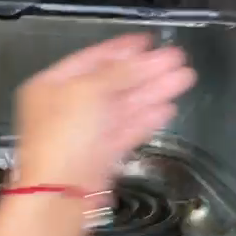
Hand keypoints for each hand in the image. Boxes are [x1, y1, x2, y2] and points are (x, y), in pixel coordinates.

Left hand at [11, 35, 195, 193]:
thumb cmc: (61, 139)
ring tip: (183, 78)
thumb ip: (119, 72)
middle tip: (176, 58)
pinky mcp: (100, 157)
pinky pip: (126, 131)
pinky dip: (147, 119)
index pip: (91, 60)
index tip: (148, 41)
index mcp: (51, 86)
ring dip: (154, 91)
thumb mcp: (88, 91)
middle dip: (146, 71)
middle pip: (112, 83)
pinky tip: (167, 108)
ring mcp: (84, 134)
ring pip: (123, 107)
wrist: (60, 194)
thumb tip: (141, 59)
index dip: (122, 50)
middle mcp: (66, 108)